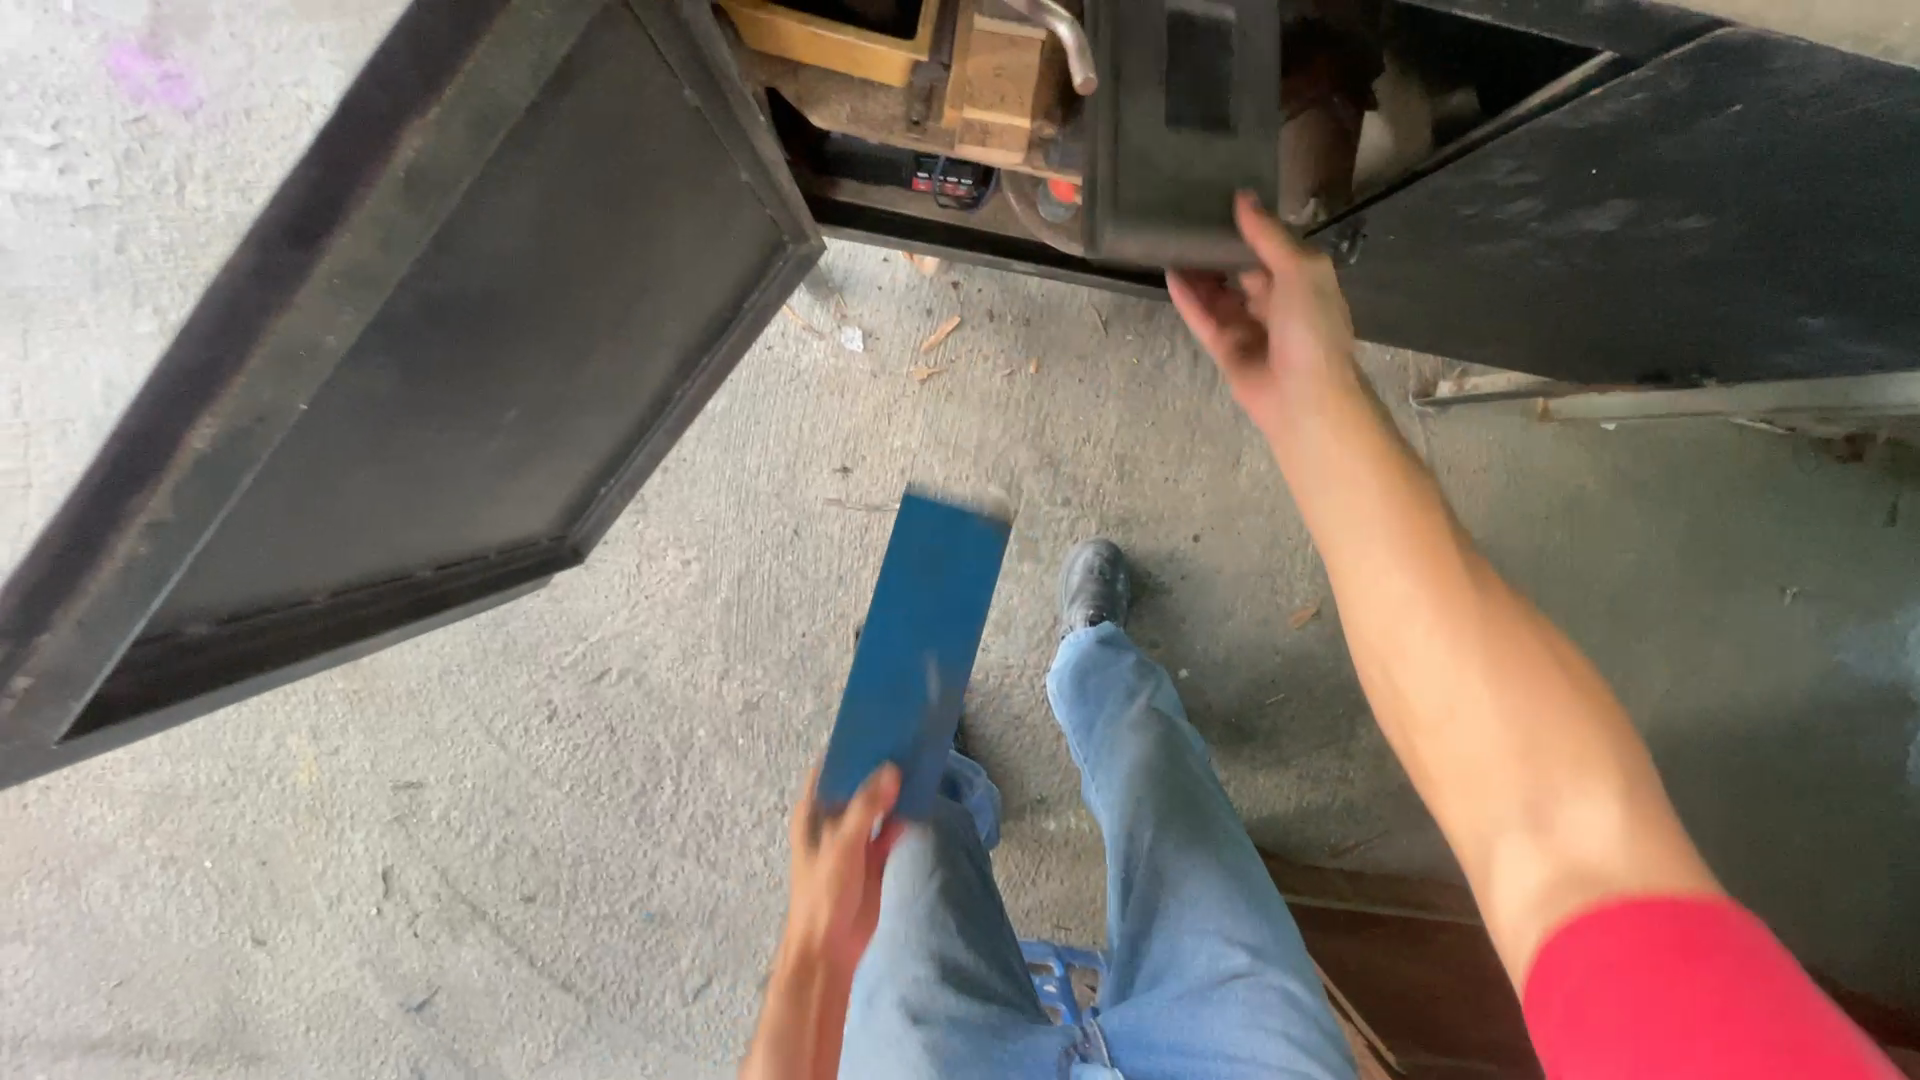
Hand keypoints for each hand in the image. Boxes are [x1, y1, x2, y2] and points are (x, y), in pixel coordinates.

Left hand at [741, 765, 905, 1079]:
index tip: (876, 724)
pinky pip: (892, 826)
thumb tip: (892, 769)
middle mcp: (834, 817)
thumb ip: (866, 806)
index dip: (849, 746)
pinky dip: (905, 814)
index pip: (830, 766)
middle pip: (858, 781)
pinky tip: (923, 798)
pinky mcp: (874, 854)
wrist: (831, 948)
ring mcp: (855, 836)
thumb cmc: (823, 892)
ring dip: (896, 788)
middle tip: (907, 737)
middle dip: (879, 764)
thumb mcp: (843, 844)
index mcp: (814, 810)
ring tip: (920, 759)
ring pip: (878, 802)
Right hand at [1167, 191, 1357, 432]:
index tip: (1221, 204)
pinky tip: (1171, 275)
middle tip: (1189, 223)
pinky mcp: (1225, 350)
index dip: (1248, 230)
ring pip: (1219, 296)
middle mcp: (1275, 303)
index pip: (1271, 250)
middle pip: (1241, 272)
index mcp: (1302, 282)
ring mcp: (1248, 328)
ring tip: (1174, 245)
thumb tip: (1242, 198)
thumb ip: (1268, 236)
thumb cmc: (1312, 327)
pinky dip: (1188, 299)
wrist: (1303, 395)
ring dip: (1199, 274)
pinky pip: (1204, 319)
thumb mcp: (1300, 270)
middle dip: (1219, 252)